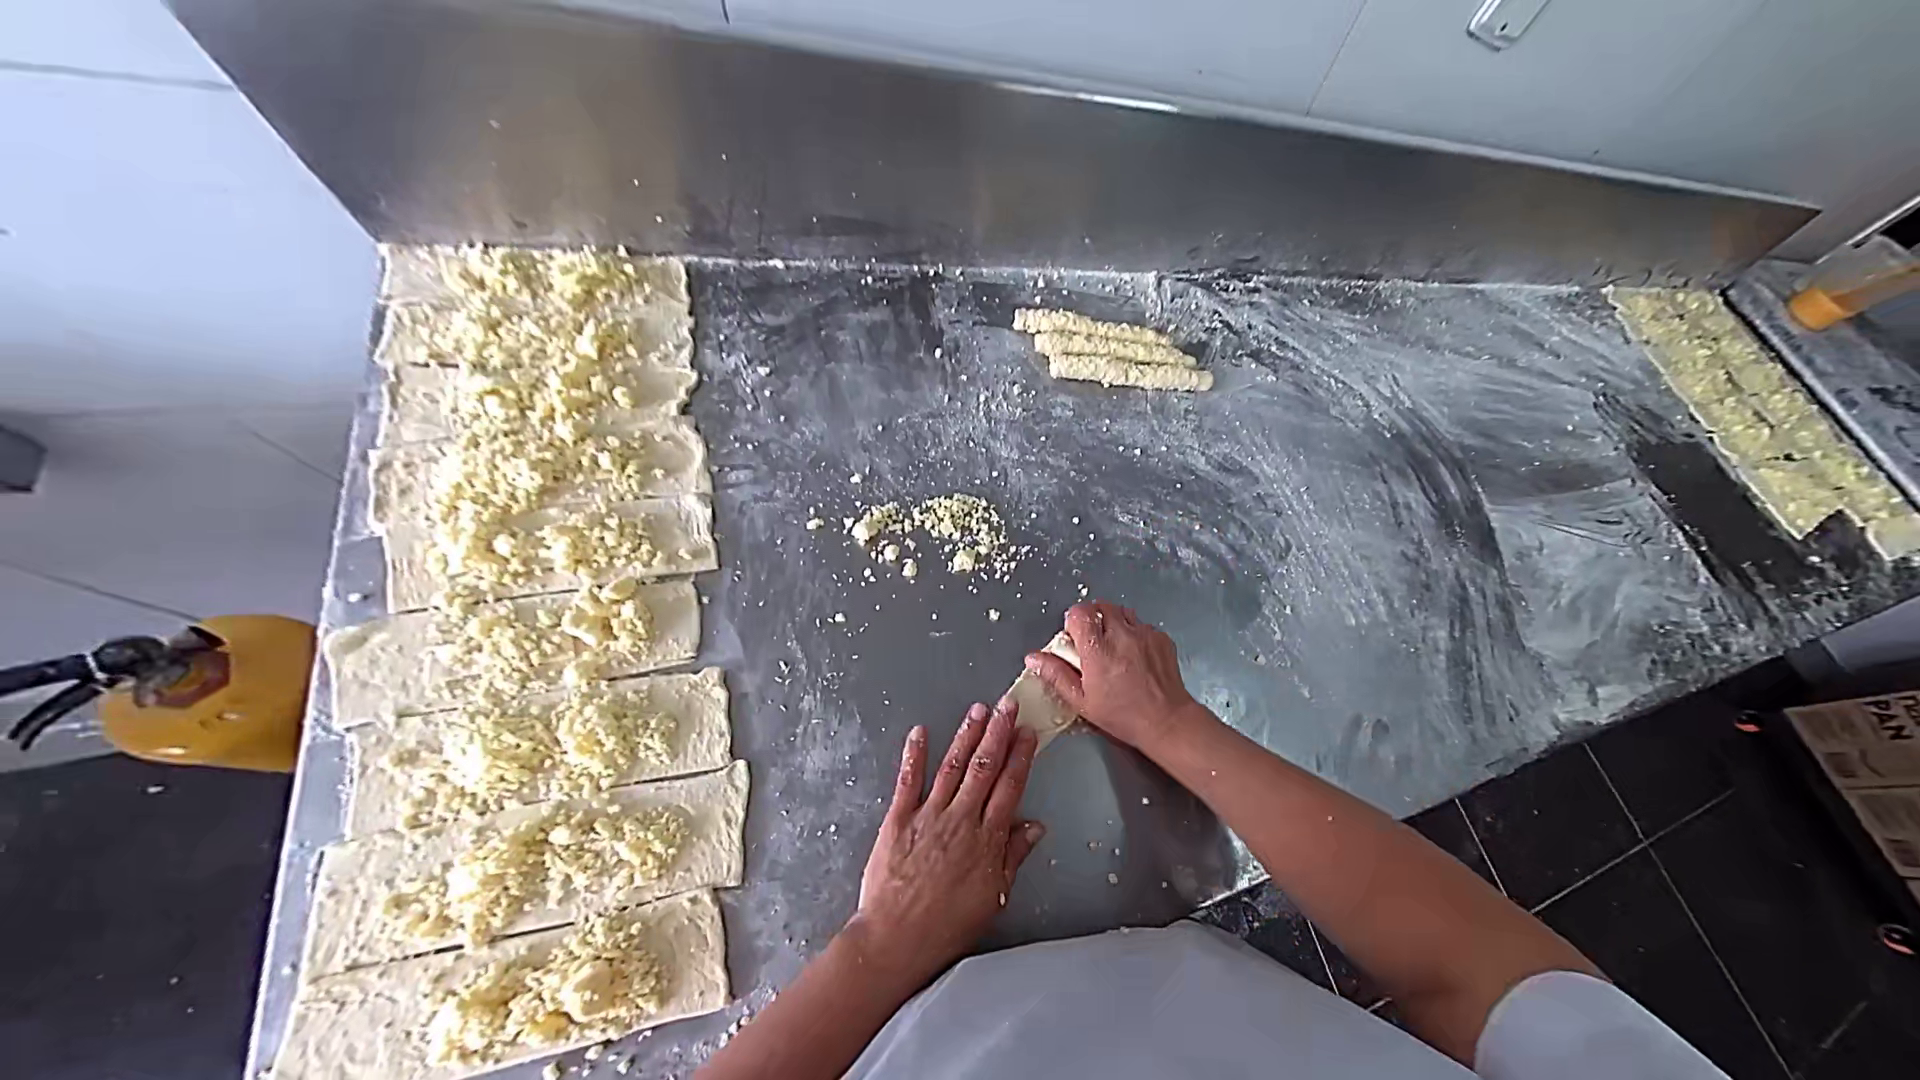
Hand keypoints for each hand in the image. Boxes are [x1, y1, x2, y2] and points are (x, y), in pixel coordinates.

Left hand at [847, 700, 1044, 987]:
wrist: (897, 939)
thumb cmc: (948, 924)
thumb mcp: (992, 897)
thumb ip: (1013, 857)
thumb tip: (1036, 826)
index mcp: (986, 839)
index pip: (1009, 787)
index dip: (1020, 757)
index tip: (1028, 733)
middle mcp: (960, 819)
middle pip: (983, 767)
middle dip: (998, 733)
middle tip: (1007, 705)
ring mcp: (928, 815)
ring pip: (952, 766)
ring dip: (966, 735)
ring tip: (978, 710)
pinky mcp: (898, 818)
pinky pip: (908, 780)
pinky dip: (914, 754)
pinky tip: (920, 731)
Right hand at [1025, 601, 1212, 751]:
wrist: (1167, 721)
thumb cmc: (1124, 715)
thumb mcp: (1081, 701)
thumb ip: (1055, 675)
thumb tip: (1034, 658)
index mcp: (1099, 651)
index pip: (1080, 612)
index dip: (1073, 620)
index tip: (1074, 636)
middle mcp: (1122, 636)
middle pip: (1101, 606)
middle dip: (1093, 617)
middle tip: (1092, 640)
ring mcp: (1144, 634)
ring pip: (1122, 611)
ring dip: (1113, 622)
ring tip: (1112, 646)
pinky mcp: (1161, 638)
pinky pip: (1141, 624)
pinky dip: (1133, 633)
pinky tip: (1132, 655)